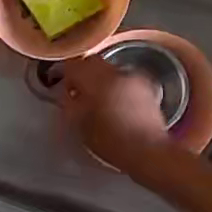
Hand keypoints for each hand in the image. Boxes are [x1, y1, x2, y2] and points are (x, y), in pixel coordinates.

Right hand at [58, 55, 174, 173]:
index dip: (65, 73)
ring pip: (110, 69)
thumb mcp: (80, 125)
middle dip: (83, 72)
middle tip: (78, 89)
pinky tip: (117, 103)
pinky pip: (125, 78)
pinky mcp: (147, 86)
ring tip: (98, 99)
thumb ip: (69, 103)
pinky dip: (117, 85)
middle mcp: (116, 73)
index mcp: (96, 81)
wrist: (148, 150)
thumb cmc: (110, 141)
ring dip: (101, 79)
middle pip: (93, 61)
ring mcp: (134, 78)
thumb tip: (67, 92)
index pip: (74, 65)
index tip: (63, 85)